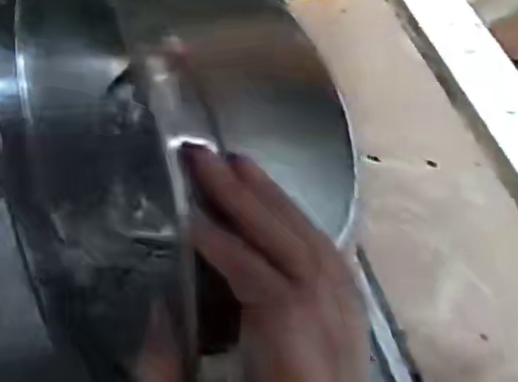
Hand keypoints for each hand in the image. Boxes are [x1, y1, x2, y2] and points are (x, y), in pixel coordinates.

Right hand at [185, 146, 367, 381]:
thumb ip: (164, 366)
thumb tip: (161, 296)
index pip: (277, 301)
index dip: (228, 246)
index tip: (180, 209)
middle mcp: (340, 374)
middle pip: (311, 272)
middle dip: (253, 205)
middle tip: (202, 157)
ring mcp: (357, 367)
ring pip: (334, 272)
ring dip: (282, 208)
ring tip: (236, 164)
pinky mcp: (353, 362)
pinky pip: (339, 286)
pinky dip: (305, 234)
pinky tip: (274, 207)